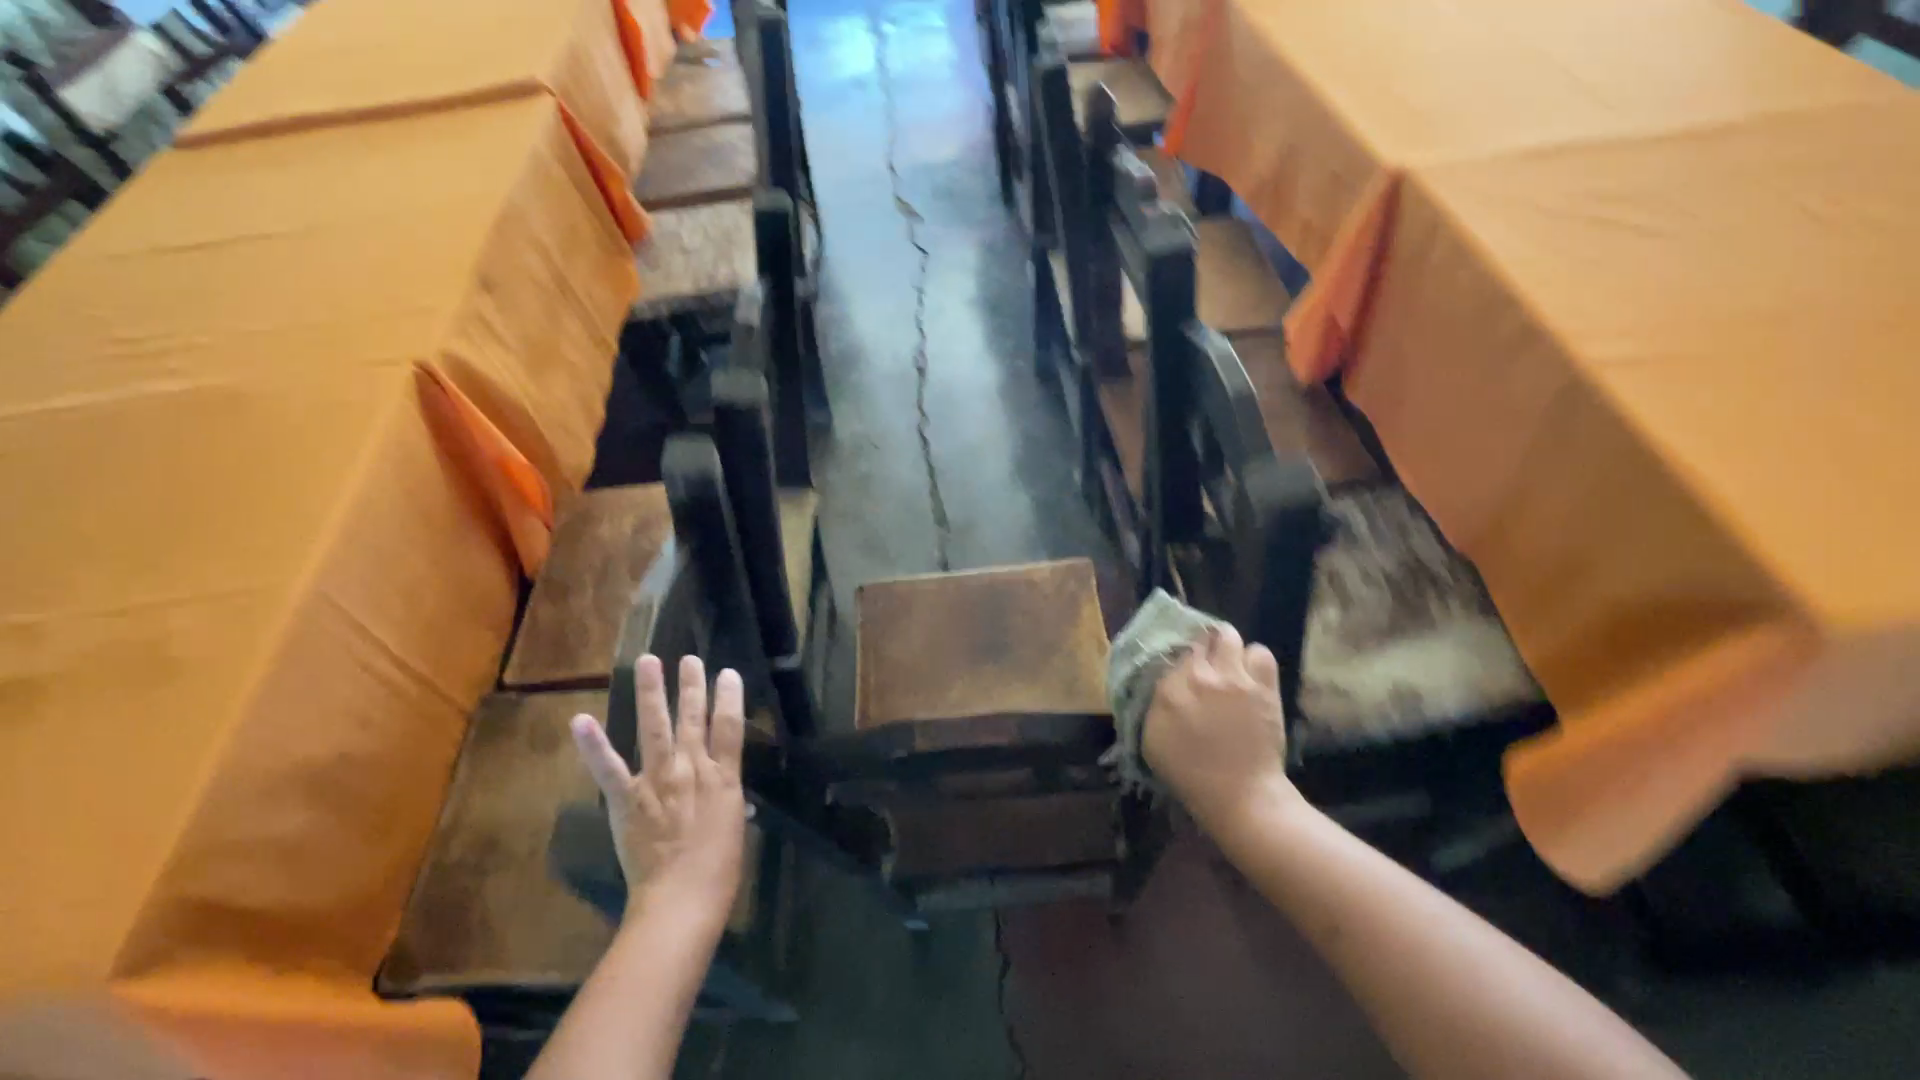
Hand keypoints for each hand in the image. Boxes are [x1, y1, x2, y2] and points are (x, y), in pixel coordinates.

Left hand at [570, 655, 748, 932]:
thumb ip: (728, 804)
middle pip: (695, 719)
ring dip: (651, 692)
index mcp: (724, 779)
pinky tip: (580, 720)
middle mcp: (693, 770)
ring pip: (656, 727)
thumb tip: (728, 794)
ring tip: (649, 662)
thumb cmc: (719, 870)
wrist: (683, 899)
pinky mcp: (627, 799)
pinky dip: (593, 745)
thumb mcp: (734, 829)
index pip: (731, 727)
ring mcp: (658, 781)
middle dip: (692, 686)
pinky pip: (608, 768)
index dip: (730, 697)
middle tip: (689, 659)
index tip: (728, 673)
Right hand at [1141, 625, 1300, 830]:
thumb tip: (1162, 685)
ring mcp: (1234, 679)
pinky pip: (1261, 653)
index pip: (1171, 654)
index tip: (1184, 670)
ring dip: (1227, 647)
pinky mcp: (1263, 687)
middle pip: (1199, 639)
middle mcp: (1199, 677)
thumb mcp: (1152, 742)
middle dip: (1202, 649)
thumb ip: (1154, 707)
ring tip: (1230, 663)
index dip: (1179, 660)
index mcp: (1168, 690)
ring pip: (1228, 637)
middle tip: (1206, 663)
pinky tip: (1252, 675)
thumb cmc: (1190, 775)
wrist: (1239, 794)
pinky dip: (1255, 660)